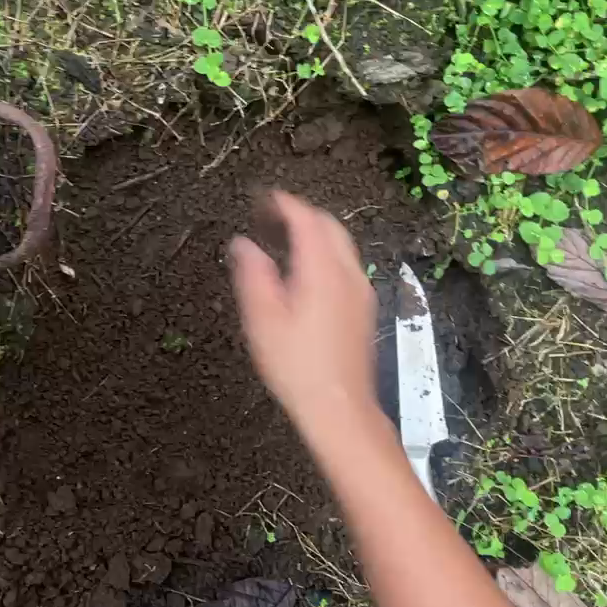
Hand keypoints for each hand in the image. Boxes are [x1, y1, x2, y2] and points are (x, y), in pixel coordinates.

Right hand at [228, 192, 383, 446]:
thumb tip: (243, 245)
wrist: (338, 407)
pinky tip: (305, 271)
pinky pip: (345, 264)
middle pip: (329, 226)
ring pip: (341, 244)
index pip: (307, 220)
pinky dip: (325, 253)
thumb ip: (252, 275)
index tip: (263, 199)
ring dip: (315, 233)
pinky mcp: (363, 308)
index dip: (284, 204)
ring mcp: (360, 291)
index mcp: (322, 272)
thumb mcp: (262, 320)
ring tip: (284, 240)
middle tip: (271, 216)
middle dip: (301, 214)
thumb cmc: (297, 367)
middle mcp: (347, 275)